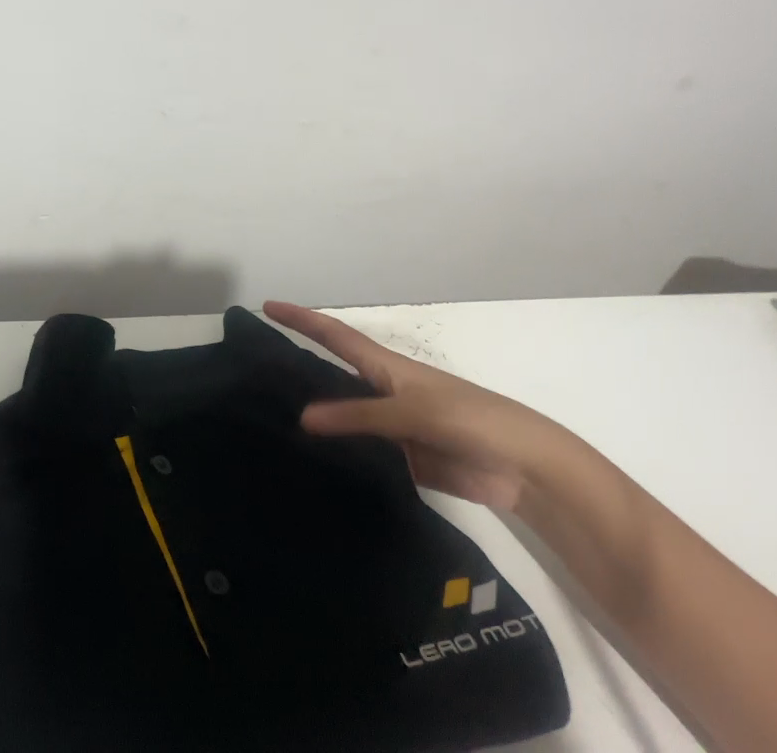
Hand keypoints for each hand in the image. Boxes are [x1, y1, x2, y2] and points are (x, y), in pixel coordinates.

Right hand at [264, 301, 575, 510]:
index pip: (336, 337)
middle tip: (252, 369)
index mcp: (389, 368)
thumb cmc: (473, 422)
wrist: (524, 469)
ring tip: (265, 417)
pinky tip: (304, 461)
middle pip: (332, 374)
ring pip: (341, 416)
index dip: (303, 320)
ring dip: (310, 415)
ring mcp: (390, 427)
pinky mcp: (397, 460)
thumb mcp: (415, 412)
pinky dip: (331, 452)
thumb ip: (361, 415)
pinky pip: (355, 451)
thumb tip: (303, 416)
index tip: (268, 306)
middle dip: (296, 365)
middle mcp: (384, 392)